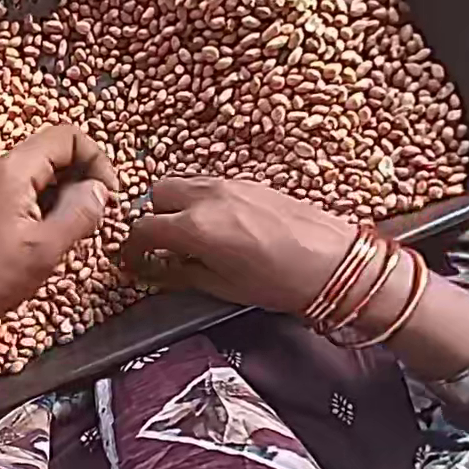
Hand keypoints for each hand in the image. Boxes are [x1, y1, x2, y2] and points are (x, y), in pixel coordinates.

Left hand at [0, 125, 119, 321]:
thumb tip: (101, 189)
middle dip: (85, 176)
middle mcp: (3, 168)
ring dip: (70, 193)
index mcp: (14, 169)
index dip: (97, 159)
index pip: (67, 136)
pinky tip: (56, 233)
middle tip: (97, 213)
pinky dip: (53, 204)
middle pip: (57, 151)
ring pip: (47, 172)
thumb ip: (80, 212)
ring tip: (77, 228)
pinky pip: (33, 190)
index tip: (109, 194)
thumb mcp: (46, 247)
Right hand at [122, 178, 354, 314]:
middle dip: (152, 217)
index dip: (132, 247)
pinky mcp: (249, 182)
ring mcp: (229, 184)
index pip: (143, 228)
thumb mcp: (223, 287)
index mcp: (195, 227)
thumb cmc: (279, 283)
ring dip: (175, 205)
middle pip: (157, 193)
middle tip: (162, 243)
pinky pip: (208, 185)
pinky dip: (200, 200)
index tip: (133, 260)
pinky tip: (218, 224)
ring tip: (190, 233)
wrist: (336, 263)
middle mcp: (206, 197)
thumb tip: (158, 268)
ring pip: (183, 183)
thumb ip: (182, 273)